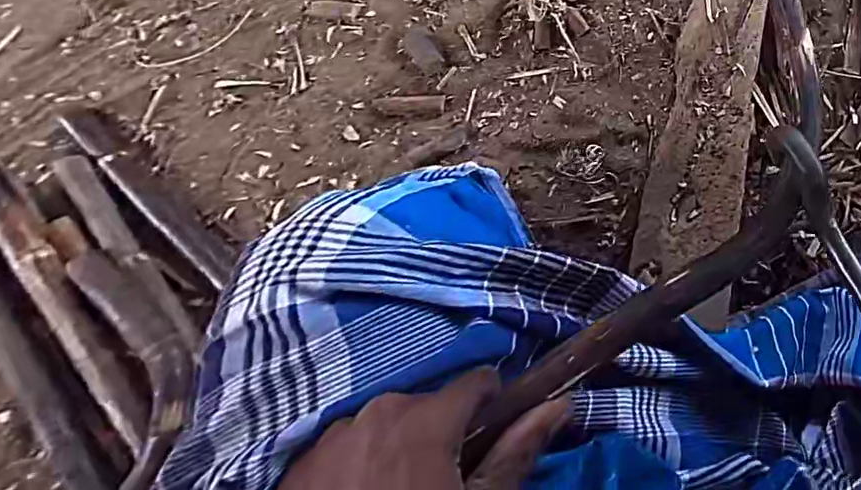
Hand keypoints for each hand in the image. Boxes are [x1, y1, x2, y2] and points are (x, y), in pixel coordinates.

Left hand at [280, 368, 569, 489]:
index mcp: (426, 418)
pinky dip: (356, 464)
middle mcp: (379, 409)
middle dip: (440, 433)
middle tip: (438, 483)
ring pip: (385, 423)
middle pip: (429, 404)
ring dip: (397, 447)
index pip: (476, 381)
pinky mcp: (298, 464)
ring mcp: (333, 434)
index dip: (490, 406)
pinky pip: (343, 446)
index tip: (488, 437)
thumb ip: (516, 453)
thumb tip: (561, 402)